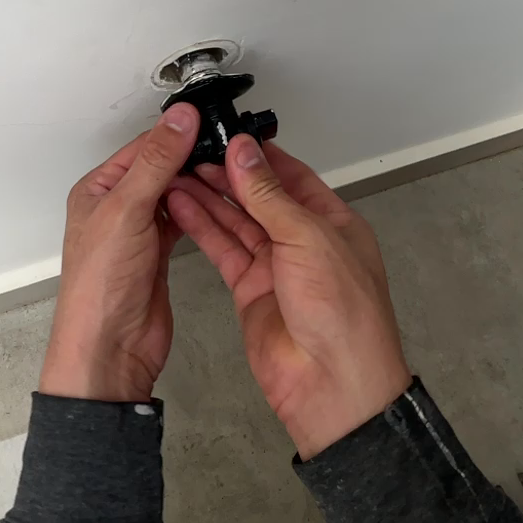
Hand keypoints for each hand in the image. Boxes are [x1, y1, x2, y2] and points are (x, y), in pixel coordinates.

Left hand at [39, 102, 199, 402]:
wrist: (110, 349)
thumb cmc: (102, 282)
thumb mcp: (127, 210)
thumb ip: (156, 162)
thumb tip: (180, 117)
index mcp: (98, 189)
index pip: (142, 148)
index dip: (174, 133)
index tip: (209, 120)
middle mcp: (116, 206)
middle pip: (159, 168)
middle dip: (189, 157)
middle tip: (228, 146)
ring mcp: (139, 230)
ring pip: (173, 193)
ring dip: (197, 182)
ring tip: (230, 169)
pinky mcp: (159, 252)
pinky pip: (182, 220)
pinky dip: (200, 209)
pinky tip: (219, 201)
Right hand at [165, 134, 410, 458]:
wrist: (330, 386)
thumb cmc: (342, 313)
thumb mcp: (307, 238)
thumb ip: (269, 194)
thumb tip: (246, 152)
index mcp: (331, 222)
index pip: (291, 176)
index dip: (260, 155)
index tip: (230, 135)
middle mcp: (303, 241)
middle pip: (259, 196)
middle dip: (228, 174)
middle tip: (195, 152)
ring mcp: (275, 266)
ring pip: (236, 221)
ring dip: (209, 197)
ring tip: (179, 172)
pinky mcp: (249, 289)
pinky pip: (223, 249)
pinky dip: (202, 228)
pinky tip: (183, 206)